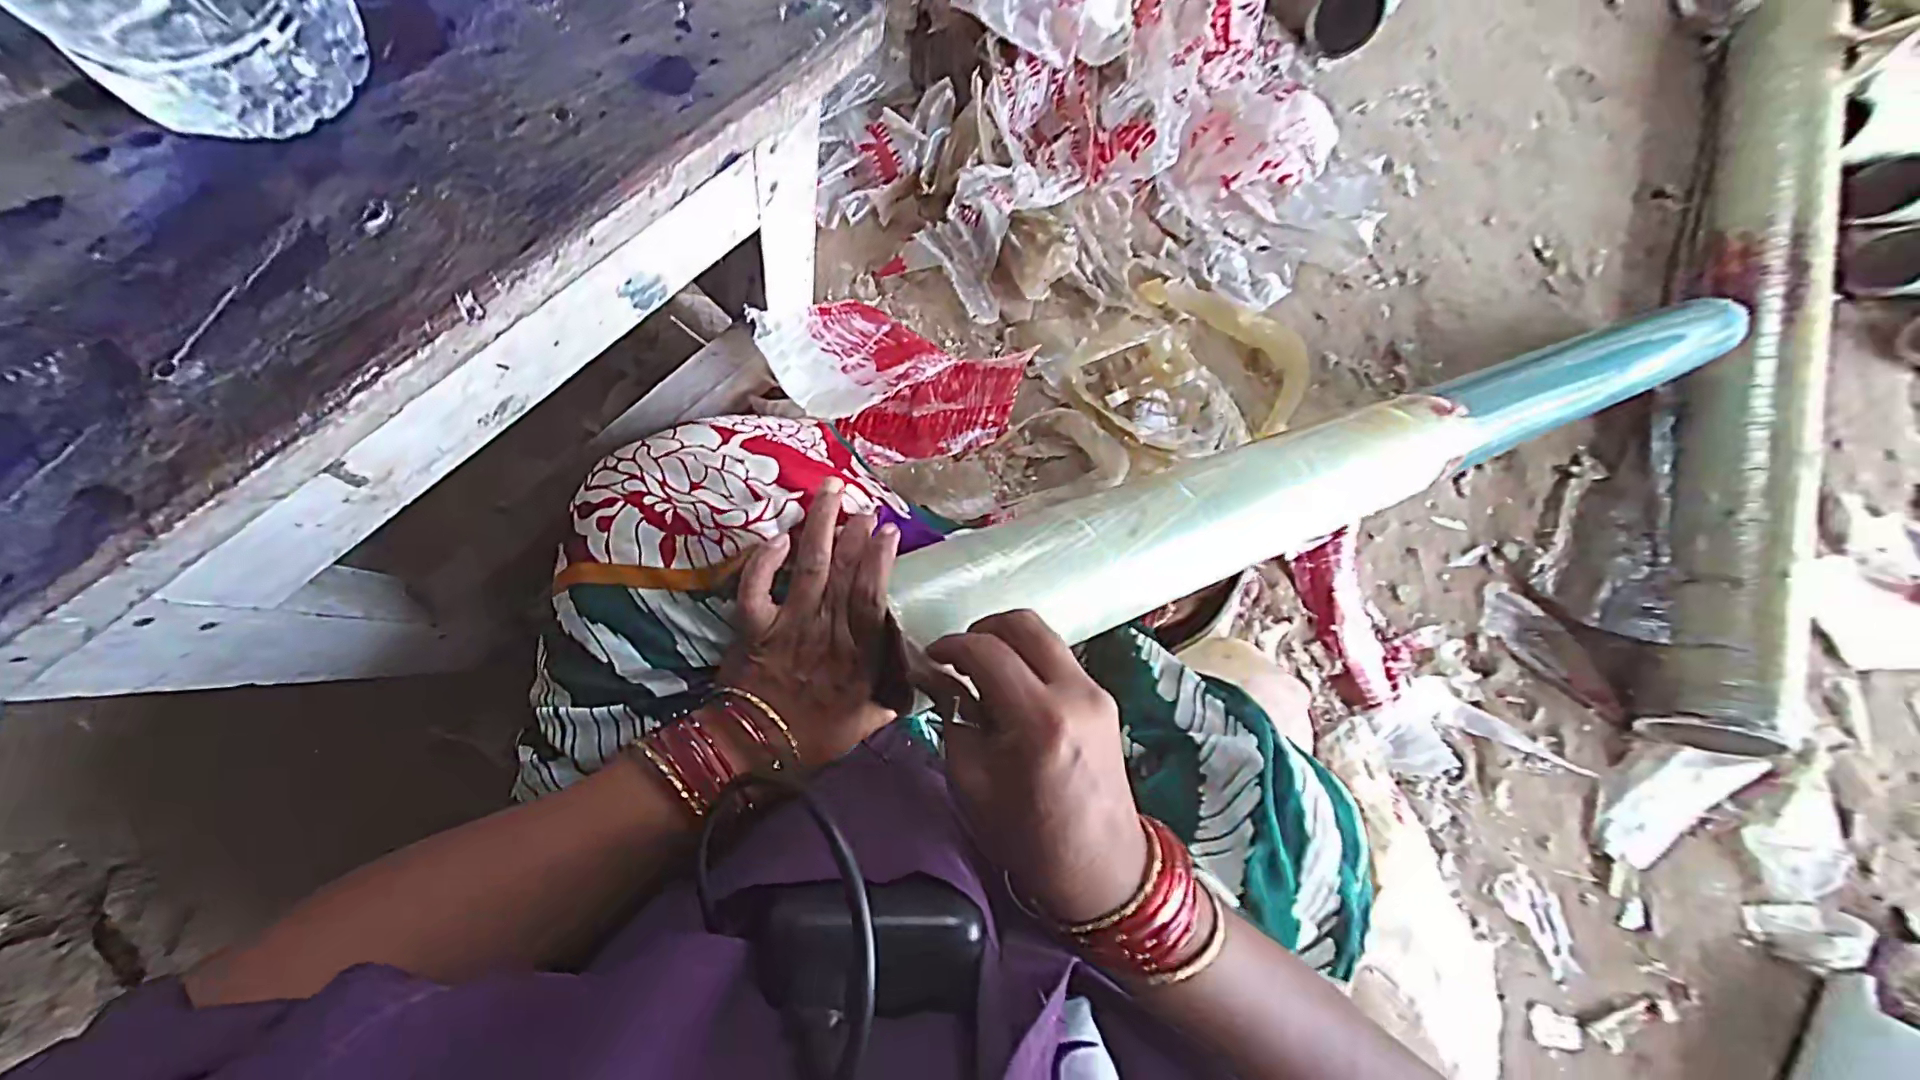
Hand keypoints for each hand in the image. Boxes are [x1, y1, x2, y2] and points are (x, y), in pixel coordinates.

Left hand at [717, 478, 900, 765]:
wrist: (753, 752)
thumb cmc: (816, 737)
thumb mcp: (870, 723)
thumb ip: (897, 695)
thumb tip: (930, 677)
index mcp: (857, 656)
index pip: (872, 598)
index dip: (880, 561)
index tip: (888, 531)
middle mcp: (824, 633)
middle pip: (842, 573)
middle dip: (853, 533)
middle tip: (862, 504)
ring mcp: (787, 627)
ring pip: (807, 568)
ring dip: (819, 527)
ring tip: (829, 493)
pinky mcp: (753, 627)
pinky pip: (756, 588)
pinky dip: (763, 561)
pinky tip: (777, 538)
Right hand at [926, 611, 1149, 924]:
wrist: (1103, 870)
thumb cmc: (1030, 838)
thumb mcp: (972, 782)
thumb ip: (956, 719)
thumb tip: (944, 681)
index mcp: (1039, 719)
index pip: (987, 650)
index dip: (950, 645)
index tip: (932, 657)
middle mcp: (1075, 693)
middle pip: (1023, 623)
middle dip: (982, 629)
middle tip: (958, 656)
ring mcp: (1096, 692)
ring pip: (1044, 636)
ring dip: (1008, 642)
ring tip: (983, 674)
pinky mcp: (1105, 698)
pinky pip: (1059, 659)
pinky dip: (1029, 660)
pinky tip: (1012, 691)